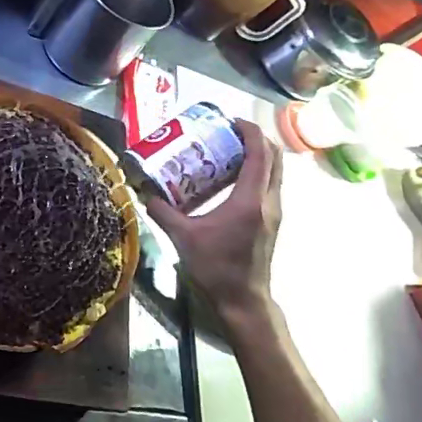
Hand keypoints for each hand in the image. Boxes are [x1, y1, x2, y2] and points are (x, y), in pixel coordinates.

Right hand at [144, 119, 281, 318]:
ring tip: (229, 152)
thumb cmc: (216, 269)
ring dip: (258, 155)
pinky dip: (258, 173)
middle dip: (255, 138)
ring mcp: (275, 211)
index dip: (249, 129)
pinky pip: (271, 185)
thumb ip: (164, 213)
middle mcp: (269, 200)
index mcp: (250, 199)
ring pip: (276, 170)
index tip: (230, 120)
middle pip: (274, 155)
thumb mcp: (184, 238)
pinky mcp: (273, 220)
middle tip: (228, 133)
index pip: (260, 152)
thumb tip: (145, 193)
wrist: (243, 300)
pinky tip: (232, 180)